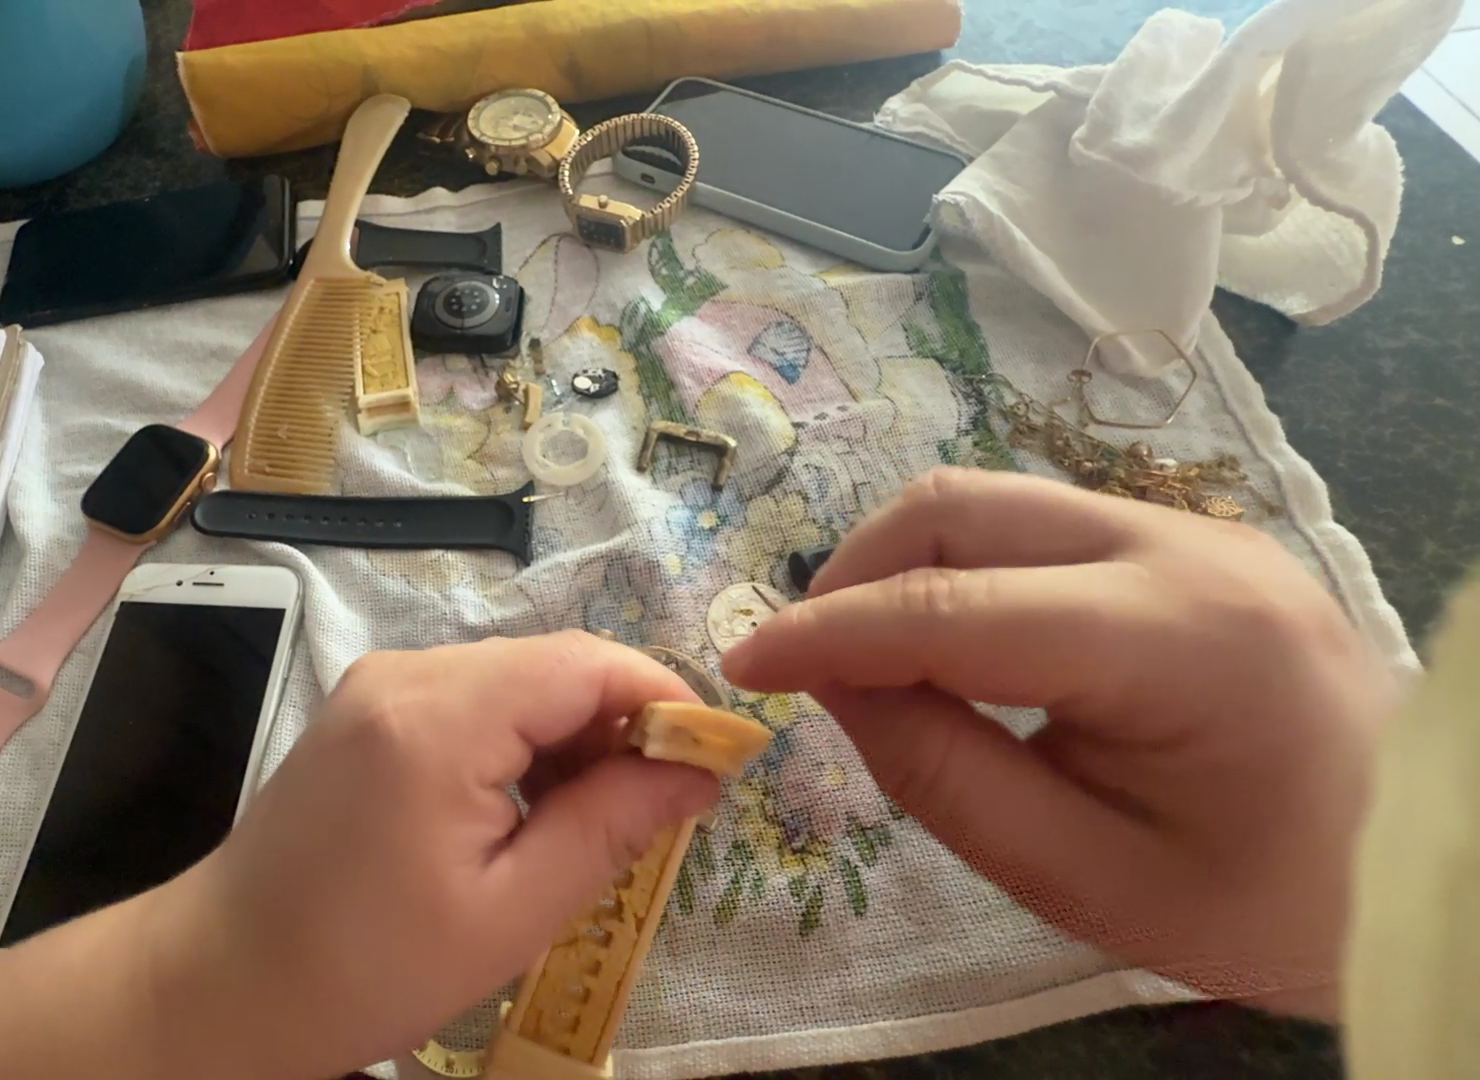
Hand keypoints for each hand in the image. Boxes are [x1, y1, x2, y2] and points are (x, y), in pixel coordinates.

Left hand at [148, 632, 719, 1078]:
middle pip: (550, 665)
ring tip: (588, 812)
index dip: (658, 696)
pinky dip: (519, 735)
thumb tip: (696, 774)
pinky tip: (524, 799)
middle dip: (617, 721)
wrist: (222, 978)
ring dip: (568, 732)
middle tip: (654, 800)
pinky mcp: (372, 701)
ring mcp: (383, 680)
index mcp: (438, 716)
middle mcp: (408, 672)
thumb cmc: (366, 966)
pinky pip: (473, 695)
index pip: (581, 663)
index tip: (710, 754)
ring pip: (516, 677)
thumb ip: (611, 827)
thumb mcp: (510, 912)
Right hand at [723, 468, 1393, 1018]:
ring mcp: (1178, 525)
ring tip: (871, 647)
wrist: (1420, 872)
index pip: (947, 609)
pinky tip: (940, 632)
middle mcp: (1180, 545)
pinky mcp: (1164, 533)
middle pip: (951, 509)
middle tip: (814, 660)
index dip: (824, 633)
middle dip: (850, 576)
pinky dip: (938, 567)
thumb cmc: (1257, 901)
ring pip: (971, 499)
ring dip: (888, 564)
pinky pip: (1009, 522)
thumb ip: (931, 766)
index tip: (744, 664)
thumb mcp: (1074, 874)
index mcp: (1181, 641)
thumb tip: (831, 675)